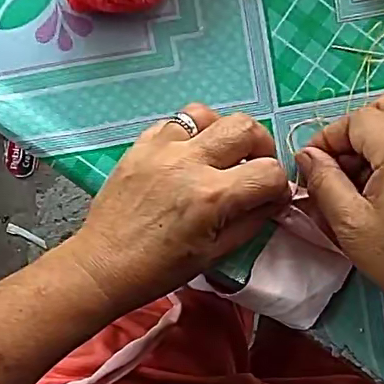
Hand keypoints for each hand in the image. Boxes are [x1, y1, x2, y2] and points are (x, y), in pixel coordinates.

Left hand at [60, 104, 290, 312]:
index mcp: (212, 196)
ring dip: (223, 133)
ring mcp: (162, 149)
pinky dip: (190, 134)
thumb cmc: (160, 269)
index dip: (279, 186)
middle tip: (252, 168)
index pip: (269, 172)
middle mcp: (190, 163)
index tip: (271, 197)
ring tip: (218, 157)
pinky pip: (175, 122)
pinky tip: (187, 157)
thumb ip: (251, 221)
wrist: (105, 264)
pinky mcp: (141, 145)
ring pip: (210, 115)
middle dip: (261, 148)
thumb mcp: (216, 254)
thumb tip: (272, 199)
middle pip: (246, 127)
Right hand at [295, 93, 383, 325]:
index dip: (328, 138)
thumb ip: (324, 181)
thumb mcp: (349, 223)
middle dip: (354, 128)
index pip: (359, 119)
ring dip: (376, 135)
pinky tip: (380, 182)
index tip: (312, 165)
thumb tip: (307, 156)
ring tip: (357, 174)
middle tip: (336, 163)